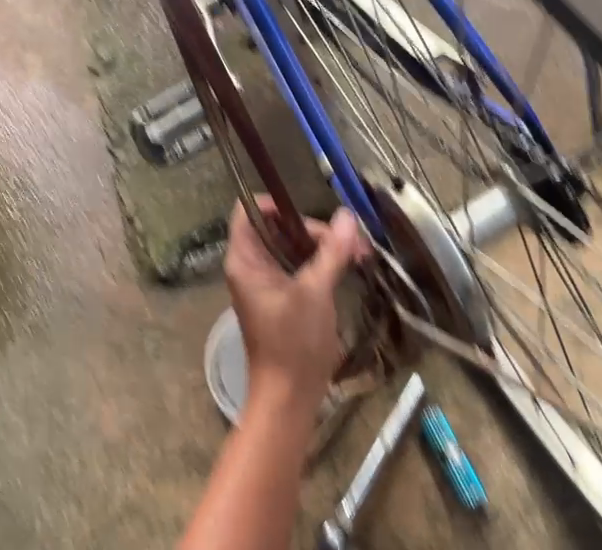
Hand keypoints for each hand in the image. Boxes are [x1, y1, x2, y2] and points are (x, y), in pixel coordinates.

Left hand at [225, 197, 369, 411]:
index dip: (277, 205)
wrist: (289, 397)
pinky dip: (320, 263)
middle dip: (313, 229)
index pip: (249, 211)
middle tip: (350, 241)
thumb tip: (347, 216)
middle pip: (277, 227)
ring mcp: (266, 282)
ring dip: (322, 246)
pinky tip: (347, 267)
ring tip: (357, 254)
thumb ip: (331, 252)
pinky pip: (298, 267)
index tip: (312, 217)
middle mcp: (250, 266)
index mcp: (244, 260)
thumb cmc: (294, 343)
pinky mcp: (282, 297)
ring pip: (291, 247)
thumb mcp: (315, 292)